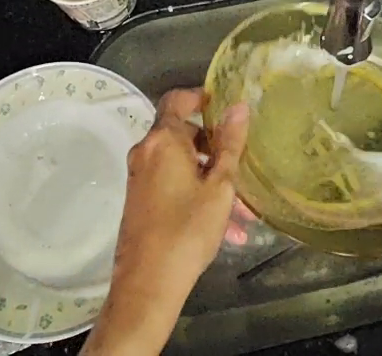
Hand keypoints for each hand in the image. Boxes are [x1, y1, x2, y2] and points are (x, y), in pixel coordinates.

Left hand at [83, 89, 249, 355]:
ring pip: (181, 165)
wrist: (147, 285)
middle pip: (182, 134)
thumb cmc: (187, 230)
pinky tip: (223, 228)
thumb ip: (230, 144)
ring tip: (241, 215)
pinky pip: (171, 184)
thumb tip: (239, 107)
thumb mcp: (219, 186)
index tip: (223, 105)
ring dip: (210, 179)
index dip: (200, 96)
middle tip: (241, 168)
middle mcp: (146, 152)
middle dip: (214, 149)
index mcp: (163, 140)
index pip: (177, 99)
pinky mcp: (139, 199)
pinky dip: (194, 193)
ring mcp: (140, 177)